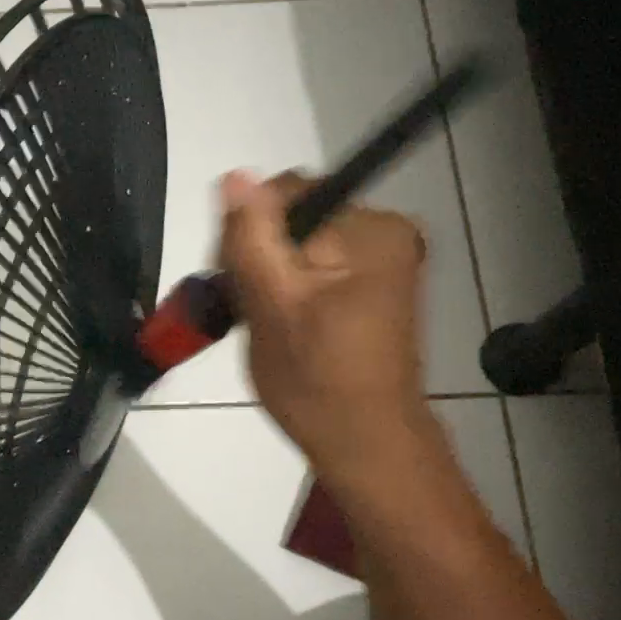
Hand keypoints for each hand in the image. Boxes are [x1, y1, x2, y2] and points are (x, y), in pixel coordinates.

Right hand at [217, 170, 431, 474]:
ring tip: (268, 326)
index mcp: (369, 229)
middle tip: (250, 313)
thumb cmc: (315, 383)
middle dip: (260, 259)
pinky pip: (317, 269)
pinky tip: (288, 328)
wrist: (364, 443)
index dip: (247, 234)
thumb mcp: (272, 308)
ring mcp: (384, 261)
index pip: (285, 194)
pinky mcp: (376, 287)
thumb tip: (235, 176)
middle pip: (294, 217)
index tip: (235, 285)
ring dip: (272, 279)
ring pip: (300, 246)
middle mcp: (386, 233)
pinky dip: (292, 293)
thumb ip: (252, 239)